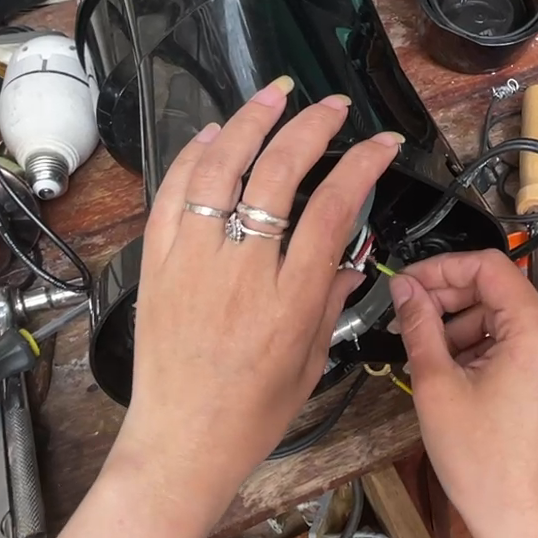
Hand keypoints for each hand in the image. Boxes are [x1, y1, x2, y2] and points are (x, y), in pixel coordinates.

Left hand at [113, 76, 400, 513]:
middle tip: (332, 104)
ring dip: (249, 123)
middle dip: (310, 128)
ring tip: (275, 93)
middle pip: (277, 176)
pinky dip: (193, 157)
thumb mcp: (310, 362)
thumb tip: (352, 260)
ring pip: (219, 171)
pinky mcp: (157, 264)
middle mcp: (240, 270)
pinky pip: (172, 196)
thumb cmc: (253, 414)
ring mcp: (192, 262)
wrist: (179, 444)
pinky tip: (214, 133)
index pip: (332, 209)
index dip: (361, 165)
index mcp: (289, 300)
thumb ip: (331, 301)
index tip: (380, 141)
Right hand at [391, 250, 537, 537]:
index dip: (440, 268)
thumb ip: (420, 325)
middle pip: (495, 290)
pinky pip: (513, 342)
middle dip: (446, 298)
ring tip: (422, 351)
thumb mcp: (437, 385)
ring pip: (501, 316)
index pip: (486, 267)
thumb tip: (404, 287)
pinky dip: (479, 346)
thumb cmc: (482, 460)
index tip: (405, 284)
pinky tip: (448, 370)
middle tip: (406, 317)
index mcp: (536, 330)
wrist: (523, 522)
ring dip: (459, 324)